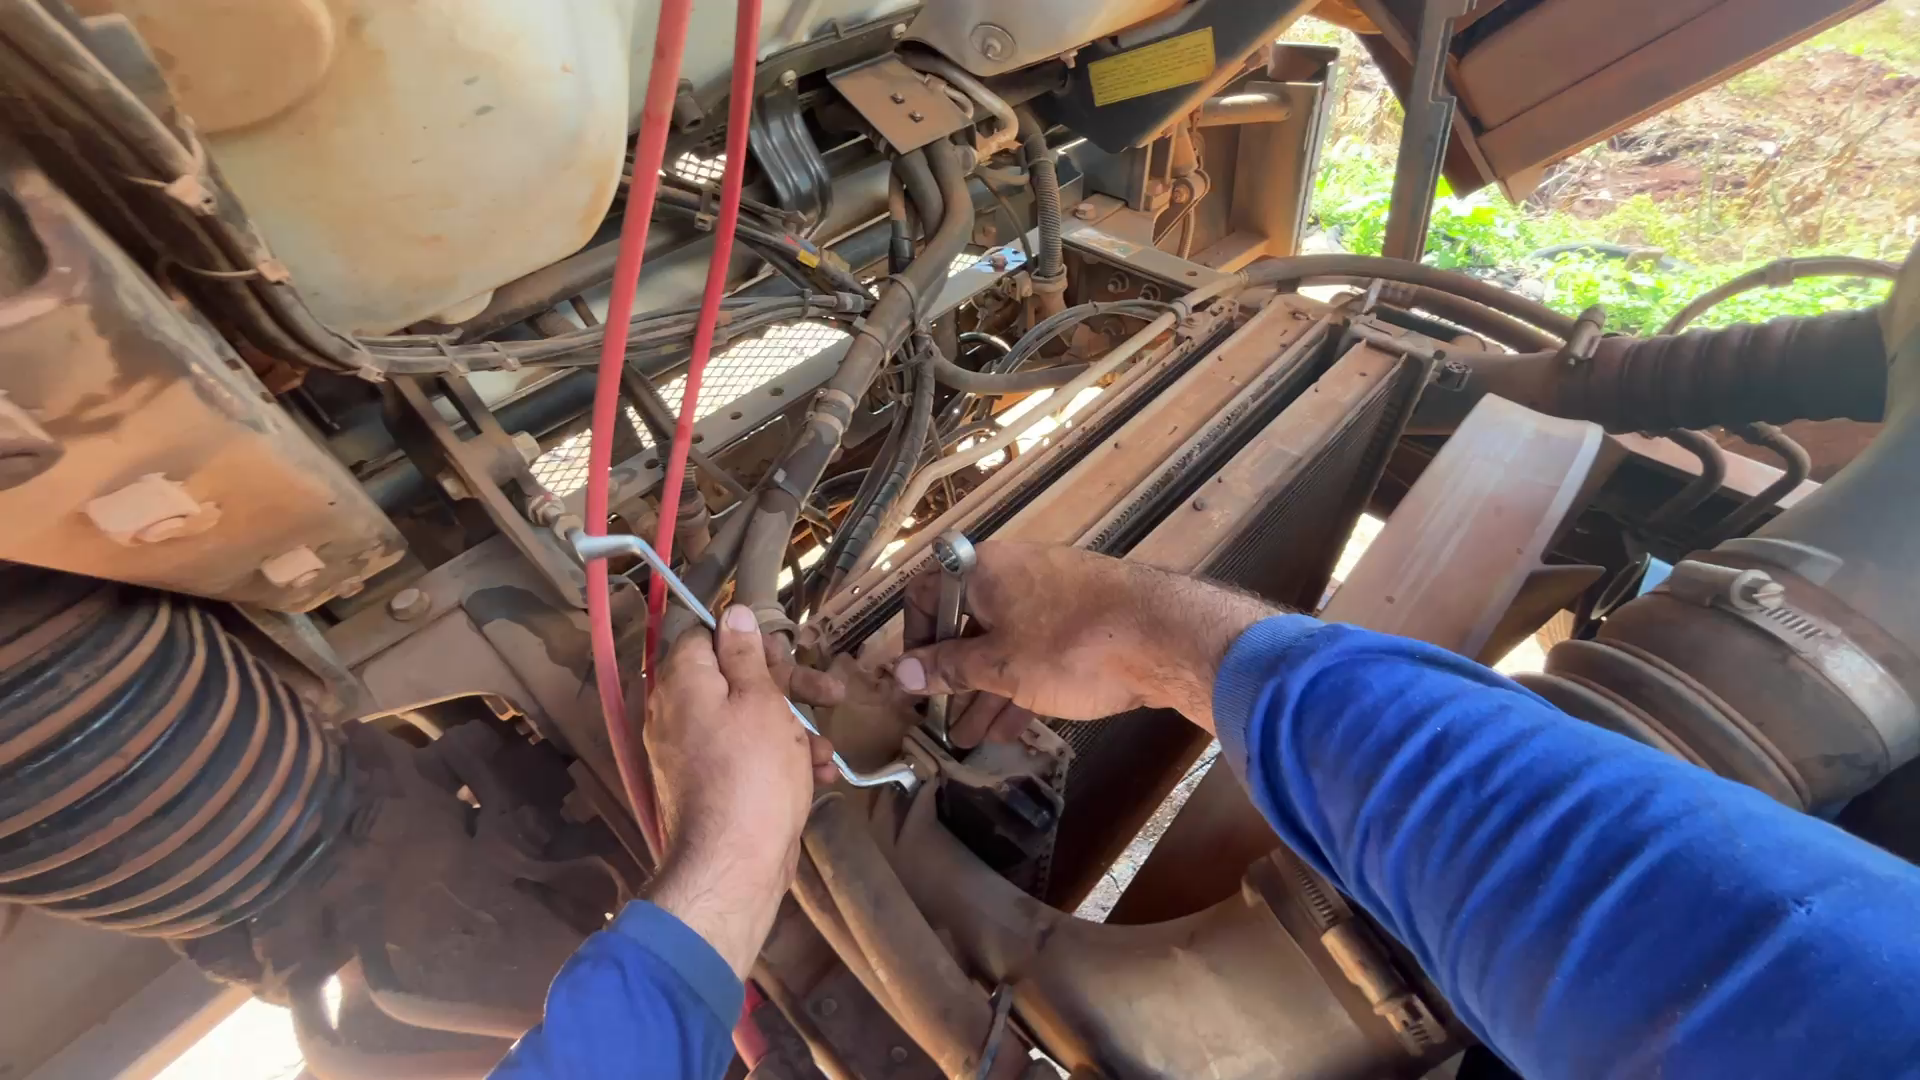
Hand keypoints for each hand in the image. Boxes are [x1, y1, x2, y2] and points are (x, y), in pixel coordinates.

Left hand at [641, 605, 841, 975]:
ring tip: (826, 749)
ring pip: (747, 719)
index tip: (783, 650)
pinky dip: (779, 759)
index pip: (704, 636)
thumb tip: (732, 613)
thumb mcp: (760, 701)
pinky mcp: (711, 784)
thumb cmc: (753, 771)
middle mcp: (677, 713)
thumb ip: (744, 655)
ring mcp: (692, 752)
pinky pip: (744, 754)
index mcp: (683, 683)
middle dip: (788, 686)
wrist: (734, 865)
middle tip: (828, 690)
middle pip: (734, 678)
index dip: (746, 638)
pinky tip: (817, 775)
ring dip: (793, 728)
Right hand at [892, 542, 1274, 743]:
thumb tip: (897, 673)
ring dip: (983, 690)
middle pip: (966, 624)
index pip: (925, 594)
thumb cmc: (1067, 646)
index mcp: (983, 570)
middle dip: (952, 678)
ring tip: (969, 739)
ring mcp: (1050, 594)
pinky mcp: (1080, 618)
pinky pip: (1034, 649)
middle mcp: (1013, 573)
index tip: (914, 682)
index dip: (913, 640)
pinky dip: (1018, 683)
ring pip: (1002, 643)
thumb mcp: (998, 665)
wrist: (1164, 635)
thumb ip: (946, 668)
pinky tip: (1008, 729)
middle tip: (941, 721)